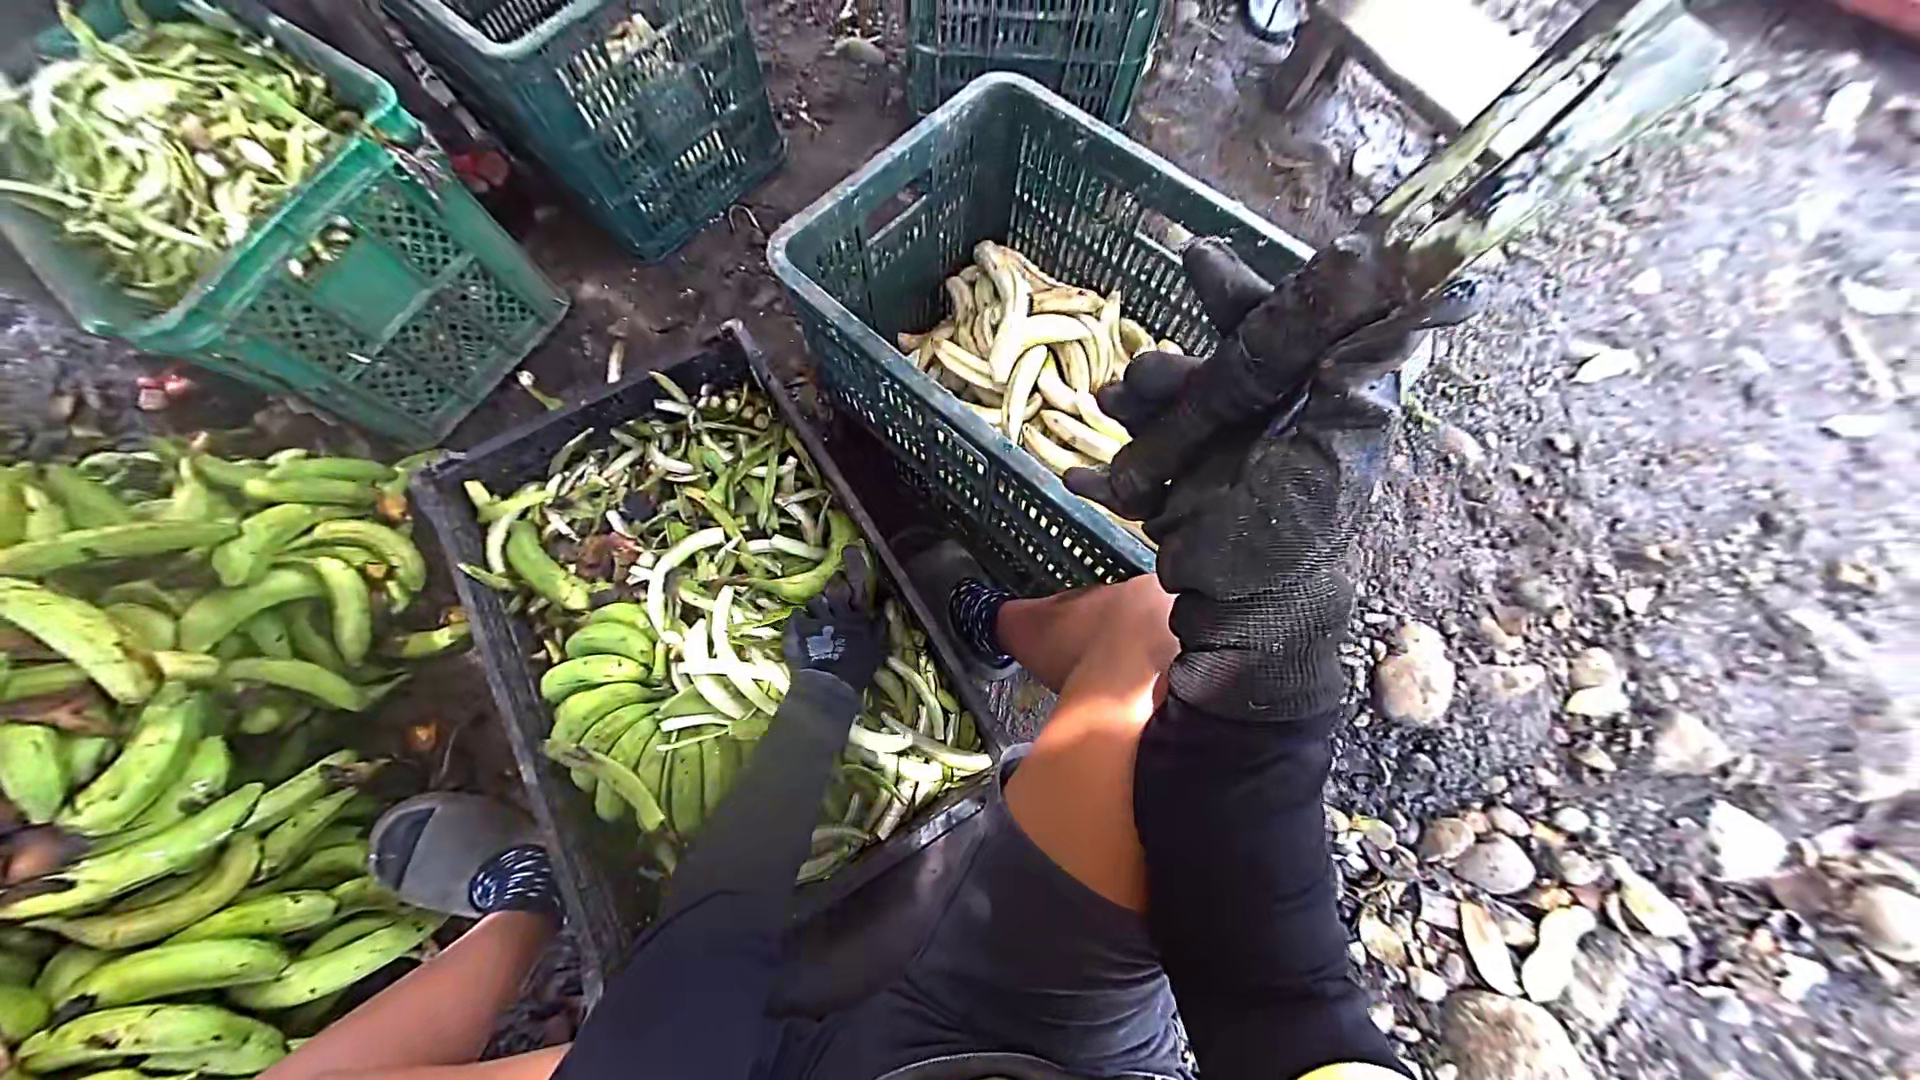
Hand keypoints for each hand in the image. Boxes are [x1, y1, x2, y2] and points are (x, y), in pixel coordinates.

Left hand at [781, 549, 884, 691]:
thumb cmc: (857, 671)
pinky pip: (796, 615)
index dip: (855, 564)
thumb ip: (882, 624)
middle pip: (833, 586)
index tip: (851, 549)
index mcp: (859, 617)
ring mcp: (817, 621)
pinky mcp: (797, 630)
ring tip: (818, 617)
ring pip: (814, 599)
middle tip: (833, 589)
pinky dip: (798, 620)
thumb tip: (889, 602)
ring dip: (816, 606)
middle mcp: (838, 614)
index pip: (859, 583)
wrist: (829, 690)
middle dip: (833, 584)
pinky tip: (801, 631)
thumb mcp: (878, 648)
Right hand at [1067, 233, 1477, 719]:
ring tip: (1108, 405)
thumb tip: (1393, 311)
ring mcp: (1206, 454)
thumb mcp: (1329, 461)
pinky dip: (1103, 474)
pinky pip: (1130, 470)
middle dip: (1166, 368)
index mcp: (1296, 403)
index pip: (1268, 332)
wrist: (1245, 607)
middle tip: (1143, 377)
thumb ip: (1352, 389)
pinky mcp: (1170, 488)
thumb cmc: (1291, 534)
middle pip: (1199, 371)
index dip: (1235, 294)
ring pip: (1157, 413)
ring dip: (1128, 407)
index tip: (1196, 259)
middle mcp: (1251, 420)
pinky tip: (1079, 476)